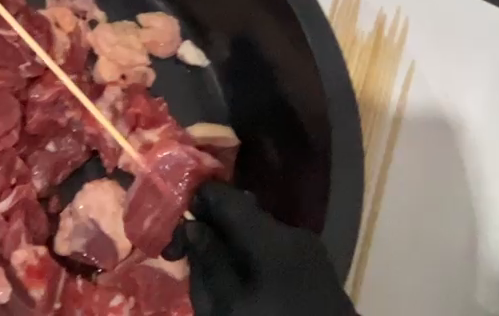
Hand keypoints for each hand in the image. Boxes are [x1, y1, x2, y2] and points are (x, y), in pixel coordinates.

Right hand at [180, 182, 357, 315]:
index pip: (221, 193)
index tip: (177, 239)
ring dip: (234, 248)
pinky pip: (277, 252)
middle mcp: (293, 233)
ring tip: (218, 280)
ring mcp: (312, 253)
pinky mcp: (321, 273)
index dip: (193, 206)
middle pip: (240, 214)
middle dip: (213, 232)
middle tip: (189, 262)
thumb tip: (192, 225)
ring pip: (258, 235)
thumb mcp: (227, 308)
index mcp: (270, 236)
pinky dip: (255, 261)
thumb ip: (207, 261)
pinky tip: (247, 288)